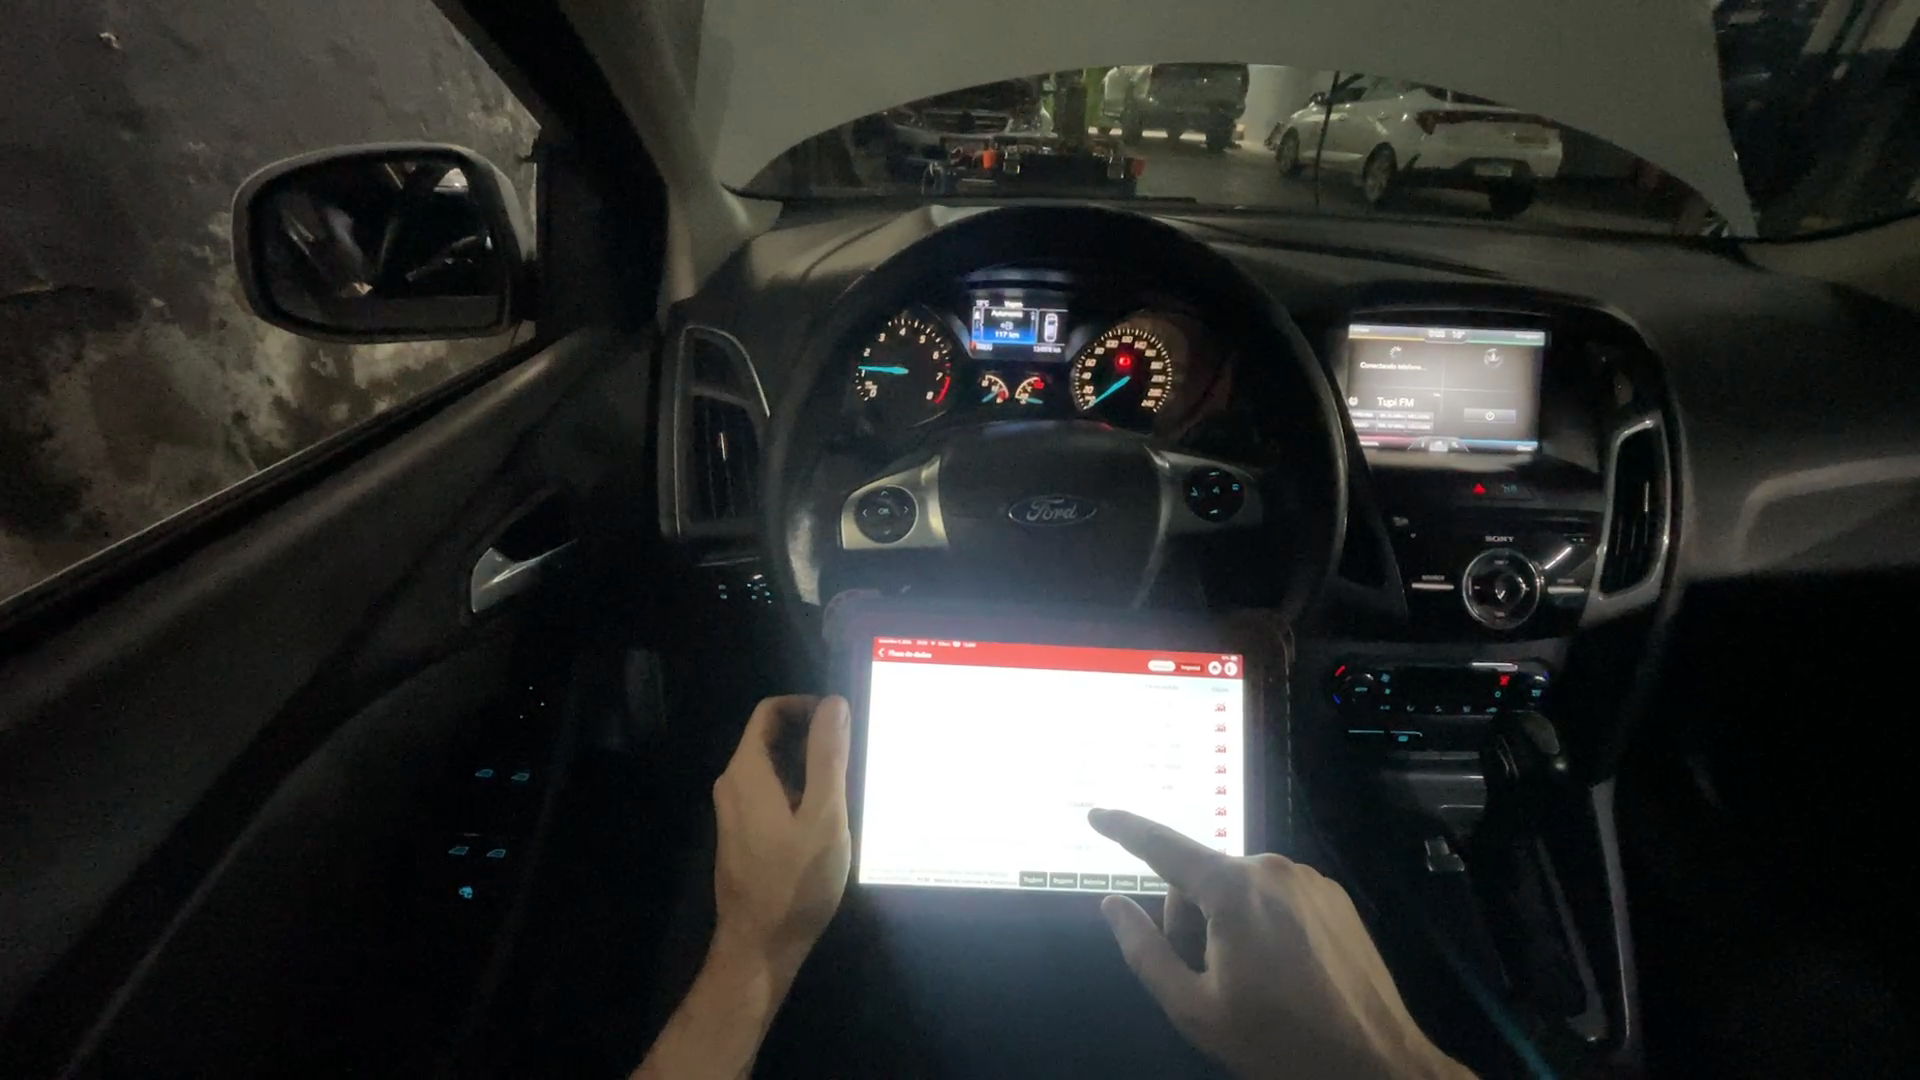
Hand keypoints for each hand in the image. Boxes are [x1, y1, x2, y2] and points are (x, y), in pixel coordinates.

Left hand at [709, 695, 851, 985]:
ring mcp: (734, 809)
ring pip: (772, 763)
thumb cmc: (794, 881)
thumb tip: (834, 703)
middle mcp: (733, 783)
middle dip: (811, 733)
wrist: (759, 949)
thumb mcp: (824, 815)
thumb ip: (828, 756)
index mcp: (747, 771)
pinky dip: (797, 785)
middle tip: (852, 752)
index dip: (806, 705)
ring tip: (845, 782)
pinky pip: (769, 789)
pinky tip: (825, 813)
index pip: (770, 711)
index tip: (840, 720)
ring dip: (807, 761)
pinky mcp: (742, 831)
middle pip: (770, 735)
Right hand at [1089, 809, 1473, 1079]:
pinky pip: (1274, 893)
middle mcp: (1268, 867)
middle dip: (1187, 918)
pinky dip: (1260, 919)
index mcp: (1232, 889)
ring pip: (1237, 886)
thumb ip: (1145, 951)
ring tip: (1250, 979)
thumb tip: (1113, 904)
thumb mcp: (1195, 1010)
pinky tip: (1283, 970)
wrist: (1385, 1073)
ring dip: (1224, 919)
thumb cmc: (1280, 1045)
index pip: (1162, 846)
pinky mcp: (1334, 895)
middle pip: (1200, 878)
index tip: (1094, 814)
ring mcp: (1307, 878)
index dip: (1123, 828)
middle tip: (1206, 977)